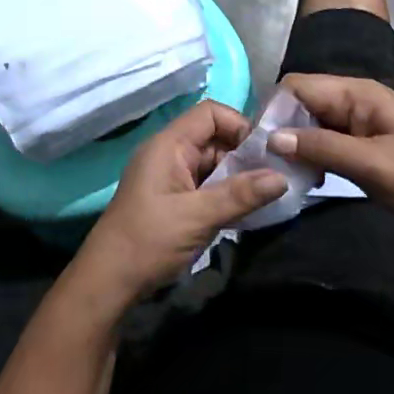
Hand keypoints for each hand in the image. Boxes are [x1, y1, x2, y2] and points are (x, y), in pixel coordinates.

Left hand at [75, 100, 287, 298]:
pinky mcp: (174, 200)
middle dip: (245, 155)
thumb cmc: (149, 240)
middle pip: (215, 138)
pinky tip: (248, 210)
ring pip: (214, 164)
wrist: (109, 280)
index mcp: (169, 145)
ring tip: (268, 196)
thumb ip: (241, 195)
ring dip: (239, 177)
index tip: (265, 154)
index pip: (210, 113)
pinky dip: (227, 193)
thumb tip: (283, 177)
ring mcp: (171, 177)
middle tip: (276, 179)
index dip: (240, 125)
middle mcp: (169, 154)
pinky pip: (207, 185)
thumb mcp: (198, 217)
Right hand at [269, 74, 393, 231]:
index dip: (275, 110)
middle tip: (264, 163)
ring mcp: (359, 124)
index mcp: (359, 93)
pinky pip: (325, 143)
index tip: (258, 144)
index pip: (299, 86)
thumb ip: (321, 147)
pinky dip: (311, 156)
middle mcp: (355, 101)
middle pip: (302, 103)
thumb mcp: (372, 164)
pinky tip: (303, 177)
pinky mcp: (362, 146)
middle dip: (281, 129)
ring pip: (311, 125)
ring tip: (279, 172)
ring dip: (295, 145)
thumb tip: (271, 138)